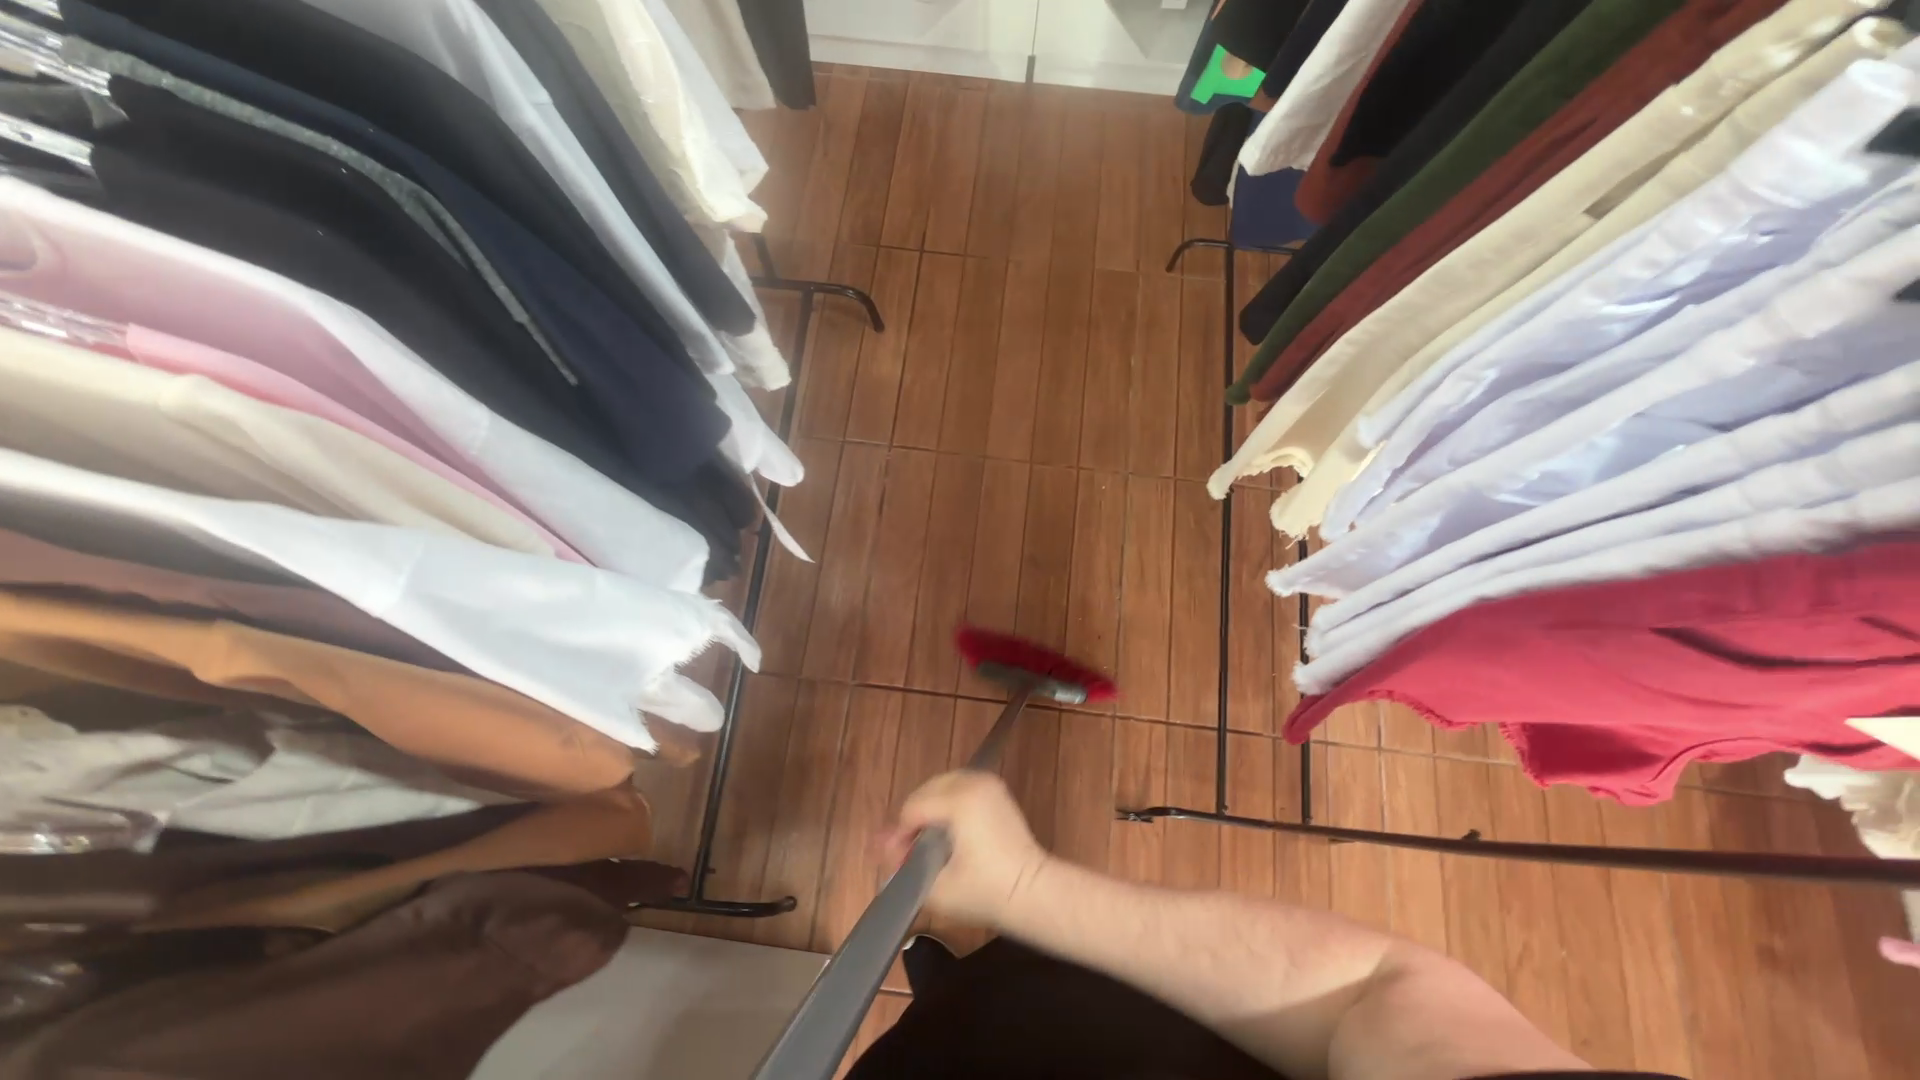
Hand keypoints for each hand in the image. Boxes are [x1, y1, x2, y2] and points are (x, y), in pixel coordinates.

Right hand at [879, 770, 1050, 928]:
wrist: (1033, 892)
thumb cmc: (985, 892)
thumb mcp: (935, 886)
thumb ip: (901, 862)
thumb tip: (878, 845)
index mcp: (960, 800)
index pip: (912, 808)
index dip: (900, 835)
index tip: (899, 861)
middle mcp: (974, 783)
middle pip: (925, 792)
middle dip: (913, 821)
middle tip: (910, 853)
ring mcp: (988, 784)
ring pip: (940, 787)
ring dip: (928, 811)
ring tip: (926, 845)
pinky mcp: (996, 790)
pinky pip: (958, 788)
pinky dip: (946, 805)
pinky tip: (945, 833)